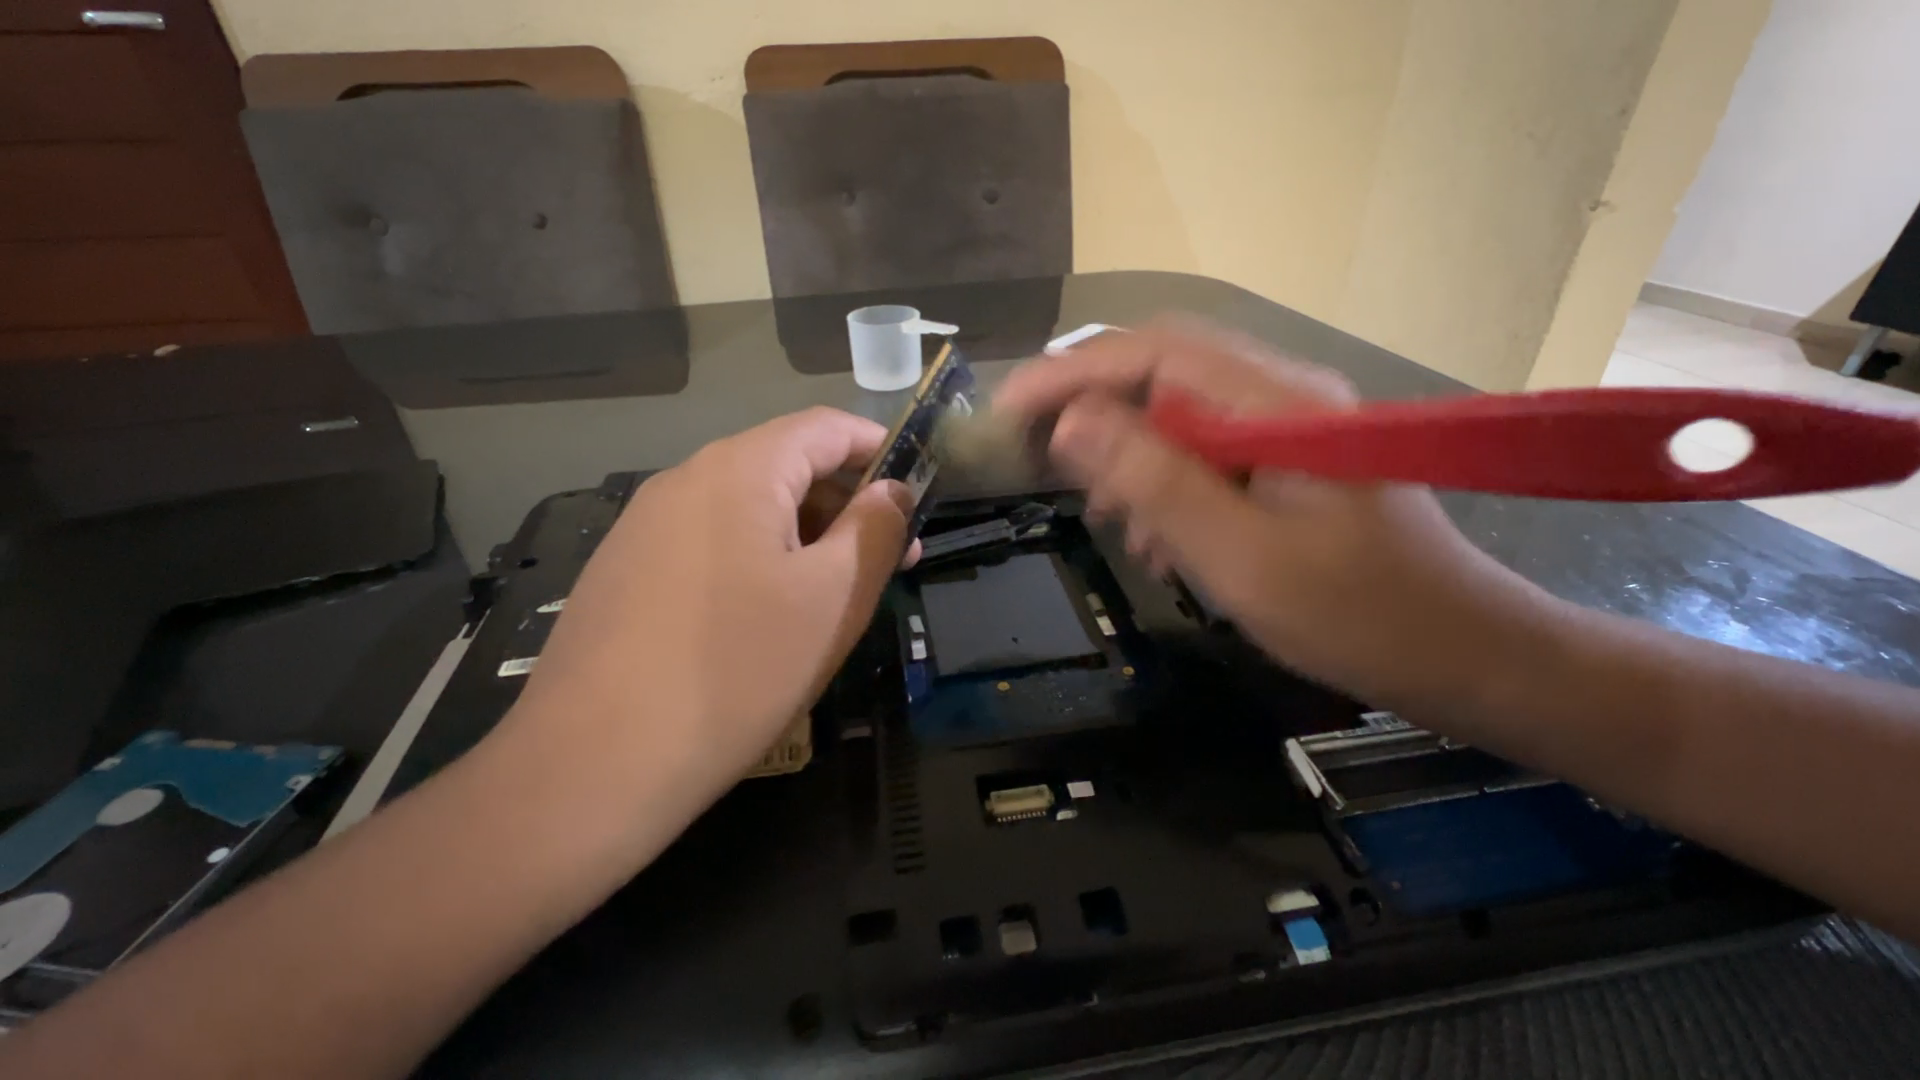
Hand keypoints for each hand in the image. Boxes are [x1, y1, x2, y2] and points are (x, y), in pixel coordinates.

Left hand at [507, 407, 914, 791]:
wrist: (594, 763)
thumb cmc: (737, 670)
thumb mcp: (832, 599)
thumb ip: (875, 529)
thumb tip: (892, 490)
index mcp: (738, 470)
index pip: (826, 427)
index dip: (881, 449)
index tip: (919, 493)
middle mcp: (684, 481)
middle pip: (784, 464)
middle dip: (847, 502)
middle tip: (892, 558)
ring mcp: (645, 527)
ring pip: (746, 509)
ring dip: (804, 536)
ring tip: (837, 594)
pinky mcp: (625, 572)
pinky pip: (710, 545)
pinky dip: (757, 561)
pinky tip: (769, 618)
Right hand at [994, 319, 1545, 706]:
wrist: (1465, 655)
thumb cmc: (1357, 614)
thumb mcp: (1242, 557)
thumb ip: (1156, 483)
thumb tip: (1072, 422)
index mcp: (1277, 403)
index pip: (1154, 351)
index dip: (1071, 372)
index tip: (1007, 411)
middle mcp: (1284, 396)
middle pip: (1164, 370)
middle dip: (1089, 405)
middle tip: (1030, 454)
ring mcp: (1291, 429)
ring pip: (1182, 412)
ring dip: (1126, 450)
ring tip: (1095, 511)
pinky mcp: (1293, 465)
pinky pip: (1208, 451)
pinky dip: (1164, 483)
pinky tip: (1152, 538)